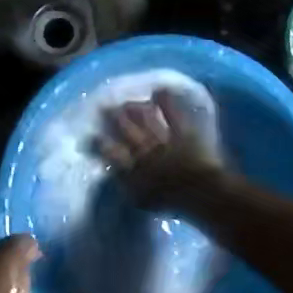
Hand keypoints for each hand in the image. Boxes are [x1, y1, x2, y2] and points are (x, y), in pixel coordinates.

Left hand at [0, 203, 37, 292]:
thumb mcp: (11, 257)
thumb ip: (21, 240)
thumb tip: (28, 240)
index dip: (0, 199)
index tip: (21, 190)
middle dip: (12, 222)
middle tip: (37, 210)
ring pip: (2, 251)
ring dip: (19, 245)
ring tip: (43, 232)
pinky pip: (11, 270)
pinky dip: (23, 264)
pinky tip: (42, 261)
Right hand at [97, 89, 219, 204]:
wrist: (199, 191)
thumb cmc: (169, 201)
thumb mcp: (138, 199)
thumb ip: (124, 184)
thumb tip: (114, 172)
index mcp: (130, 167)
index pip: (110, 152)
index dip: (100, 142)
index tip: (92, 135)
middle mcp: (143, 148)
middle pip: (125, 129)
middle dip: (113, 118)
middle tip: (105, 107)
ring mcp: (163, 137)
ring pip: (145, 119)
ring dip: (135, 109)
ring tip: (126, 102)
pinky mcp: (183, 131)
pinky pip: (172, 113)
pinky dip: (166, 102)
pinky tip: (159, 91)